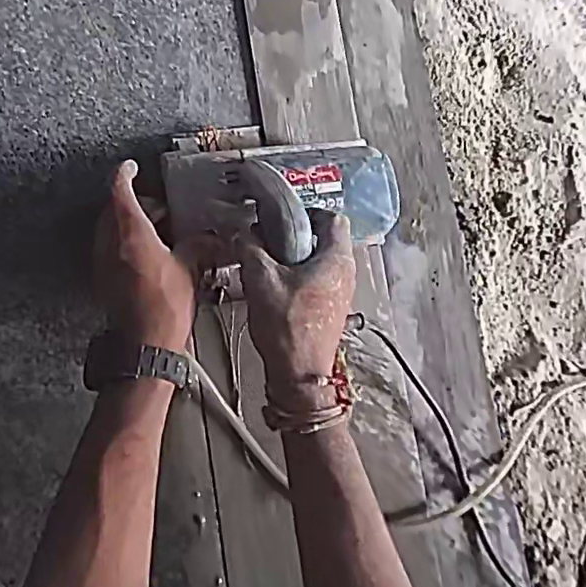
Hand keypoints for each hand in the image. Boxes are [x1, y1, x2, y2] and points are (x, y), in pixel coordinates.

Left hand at [93, 160, 198, 352]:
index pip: (120, 192)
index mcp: (132, 234)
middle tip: (157, 207)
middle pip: (113, 209)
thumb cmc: (165, 309)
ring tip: (155, 231)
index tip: (130, 168)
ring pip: (109, 229)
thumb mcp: (187, 270)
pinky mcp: (103, 279)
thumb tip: (208, 241)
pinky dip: (124, 242)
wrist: (145, 345)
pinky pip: (109, 249)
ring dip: (128, 223)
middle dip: (133, 202)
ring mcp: (103, 262)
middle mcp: (111, 244)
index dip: (124, 175)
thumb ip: (196, 247)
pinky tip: (147, 254)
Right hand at [238, 210, 356, 410]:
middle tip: (267, 238)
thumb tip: (240, 232)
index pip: (331, 216)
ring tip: (266, 262)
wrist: (299, 375)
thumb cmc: (288, 330)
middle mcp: (345, 273)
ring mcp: (339, 291)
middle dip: (293, 235)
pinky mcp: (329, 307)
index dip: (304, 211)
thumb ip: (249, 248)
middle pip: (322, 238)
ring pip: (317, 259)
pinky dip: (295, 275)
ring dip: (292, 256)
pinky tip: (272, 285)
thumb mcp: (260, 280)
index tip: (280, 216)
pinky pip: (314, 278)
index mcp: (337, 259)